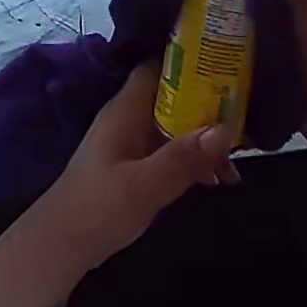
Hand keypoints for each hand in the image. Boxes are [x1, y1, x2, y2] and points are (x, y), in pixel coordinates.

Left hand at [22, 63, 238, 275]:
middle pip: (173, 96)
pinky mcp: (135, 163)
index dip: (189, 62)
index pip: (157, 67)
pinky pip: (170, 149)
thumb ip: (183, 159)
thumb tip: (225, 130)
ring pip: (175, 125)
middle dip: (207, 107)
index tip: (224, 67)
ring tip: (234, 167)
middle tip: (244, 124)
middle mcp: (130, 116)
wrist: (62, 244)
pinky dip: (192, 159)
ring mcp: (132, 140)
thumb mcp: (145, 185)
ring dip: (203, 139)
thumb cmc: (98, 207)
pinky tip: (215, 181)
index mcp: (127, 109)